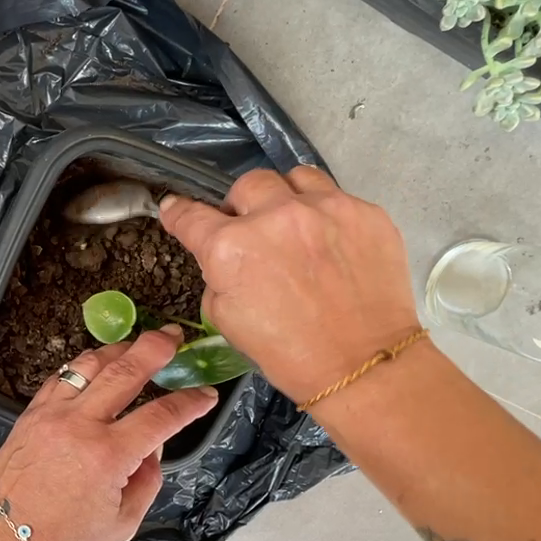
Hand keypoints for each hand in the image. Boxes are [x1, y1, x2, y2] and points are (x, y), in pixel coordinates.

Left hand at [0, 326, 219, 540]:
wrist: (3, 530)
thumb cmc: (64, 534)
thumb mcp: (123, 521)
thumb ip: (148, 481)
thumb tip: (152, 448)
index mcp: (109, 455)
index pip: (161, 416)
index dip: (190, 402)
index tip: (206, 394)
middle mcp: (81, 425)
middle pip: (126, 371)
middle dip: (155, 348)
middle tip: (173, 335)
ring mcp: (52, 413)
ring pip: (89, 364)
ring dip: (117, 349)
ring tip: (136, 345)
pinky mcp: (31, 412)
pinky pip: (60, 377)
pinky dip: (82, 367)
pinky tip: (95, 366)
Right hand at [158, 167, 421, 403]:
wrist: (359, 361)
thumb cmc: (285, 350)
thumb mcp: (224, 318)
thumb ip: (216, 276)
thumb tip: (222, 258)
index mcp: (231, 247)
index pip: (191, 216)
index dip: (178, 213)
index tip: (175, 210)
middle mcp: (275, 217)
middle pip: (247, 185)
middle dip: (241, 206)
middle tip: (249, 230)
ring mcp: (325, 209)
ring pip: (294, 178)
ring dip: (284, 197)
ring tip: (291, 225)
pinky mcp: (365, 212)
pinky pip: (335, 196)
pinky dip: (323, 214)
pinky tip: (326, 244)